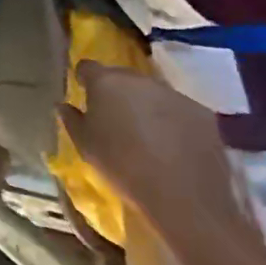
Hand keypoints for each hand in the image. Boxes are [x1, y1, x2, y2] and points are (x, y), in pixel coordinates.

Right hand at [57, 64, 247, 244]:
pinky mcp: (202, 112)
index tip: (86, 96)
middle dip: (117, 93)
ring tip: (148, 136)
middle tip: (117, 119)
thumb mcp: (86, 147)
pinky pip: (179, 110)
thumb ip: (72, 120)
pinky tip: (175, 147)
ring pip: (152, 93)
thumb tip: (63, 105)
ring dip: (146, 106)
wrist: (184, 197)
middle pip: (122, 78)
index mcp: (106, 82)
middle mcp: (139, 79)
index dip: (85, 80)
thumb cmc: (123, 167)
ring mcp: (173, 93)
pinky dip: (174, 122)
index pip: (87, 67)